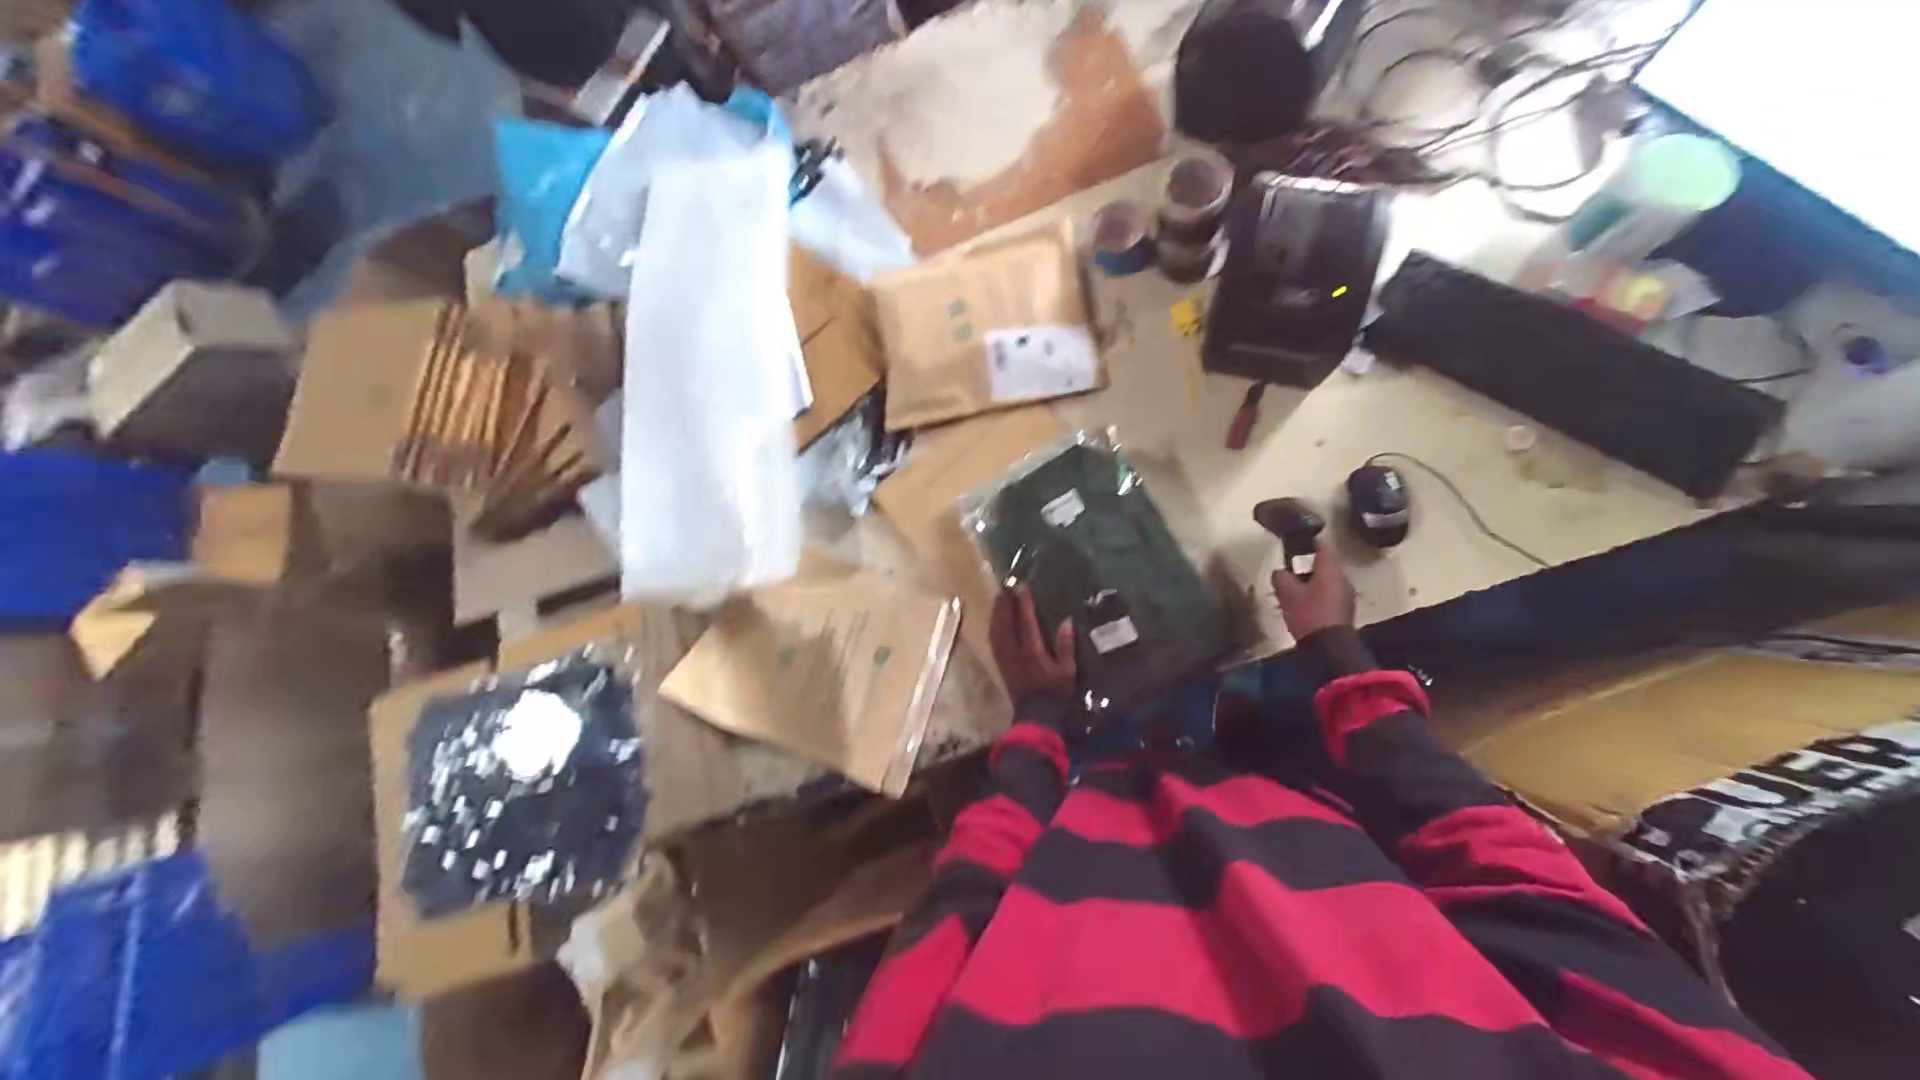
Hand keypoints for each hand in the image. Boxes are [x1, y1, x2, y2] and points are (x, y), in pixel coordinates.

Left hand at [988, 586, 1075, 701]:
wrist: (1037, 717)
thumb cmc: (1055, 693)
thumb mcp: (1068, 670)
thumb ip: (1066, 646)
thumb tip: (1066, 621)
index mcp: (1033, 652)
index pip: (1026, 621)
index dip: (1023, 603)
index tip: (1021, 587)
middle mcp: (1015, 653)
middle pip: (1005, 623)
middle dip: (1004, 605)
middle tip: (1005, 588)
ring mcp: (1005, 659)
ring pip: (996, 631)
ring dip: (996, 614)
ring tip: (998, 600)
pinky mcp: (1000, 665)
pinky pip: (994, 641)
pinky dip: (994, 627)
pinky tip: (995, 621)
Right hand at [1272, 545, 1355, 640]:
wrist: (1328, 648)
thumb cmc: (1308, 614)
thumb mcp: (1287, 594)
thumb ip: (1281, 577)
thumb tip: (1280, 571)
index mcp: (1330, 571)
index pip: (1322, 547)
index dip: (1308, 542)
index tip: (1296, 544)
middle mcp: (1343, 579)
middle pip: (1325, 565)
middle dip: (1307, 567)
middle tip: (1290, 573)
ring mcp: (1347, 595)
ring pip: (1327, 581)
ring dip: (1312, 582)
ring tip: (1294, 591)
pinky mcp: (1345, 610)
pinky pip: (1330, 595)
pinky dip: (1318, 595)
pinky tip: (1304, 605)